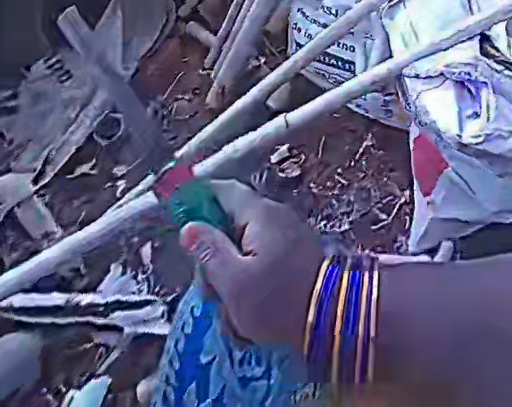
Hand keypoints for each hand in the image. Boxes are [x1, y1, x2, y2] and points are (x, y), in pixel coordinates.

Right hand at [177, 180, 325, 347]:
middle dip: (214, 255)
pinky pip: (261, 257)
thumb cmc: (278, 301)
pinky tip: (248, 310)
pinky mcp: (294, 252)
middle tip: (210, 290)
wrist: (331, 320)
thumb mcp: (234, 282)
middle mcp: (274, 215)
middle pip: (230, 223)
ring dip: (231, 274)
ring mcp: (287, 233)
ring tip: (232, 309)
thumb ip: (209, 251)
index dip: (198, 199)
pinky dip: (250, 278)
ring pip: (244, 245)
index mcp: (260, 213)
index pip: (222, 191)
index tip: (179, 217)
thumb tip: (188, 227)